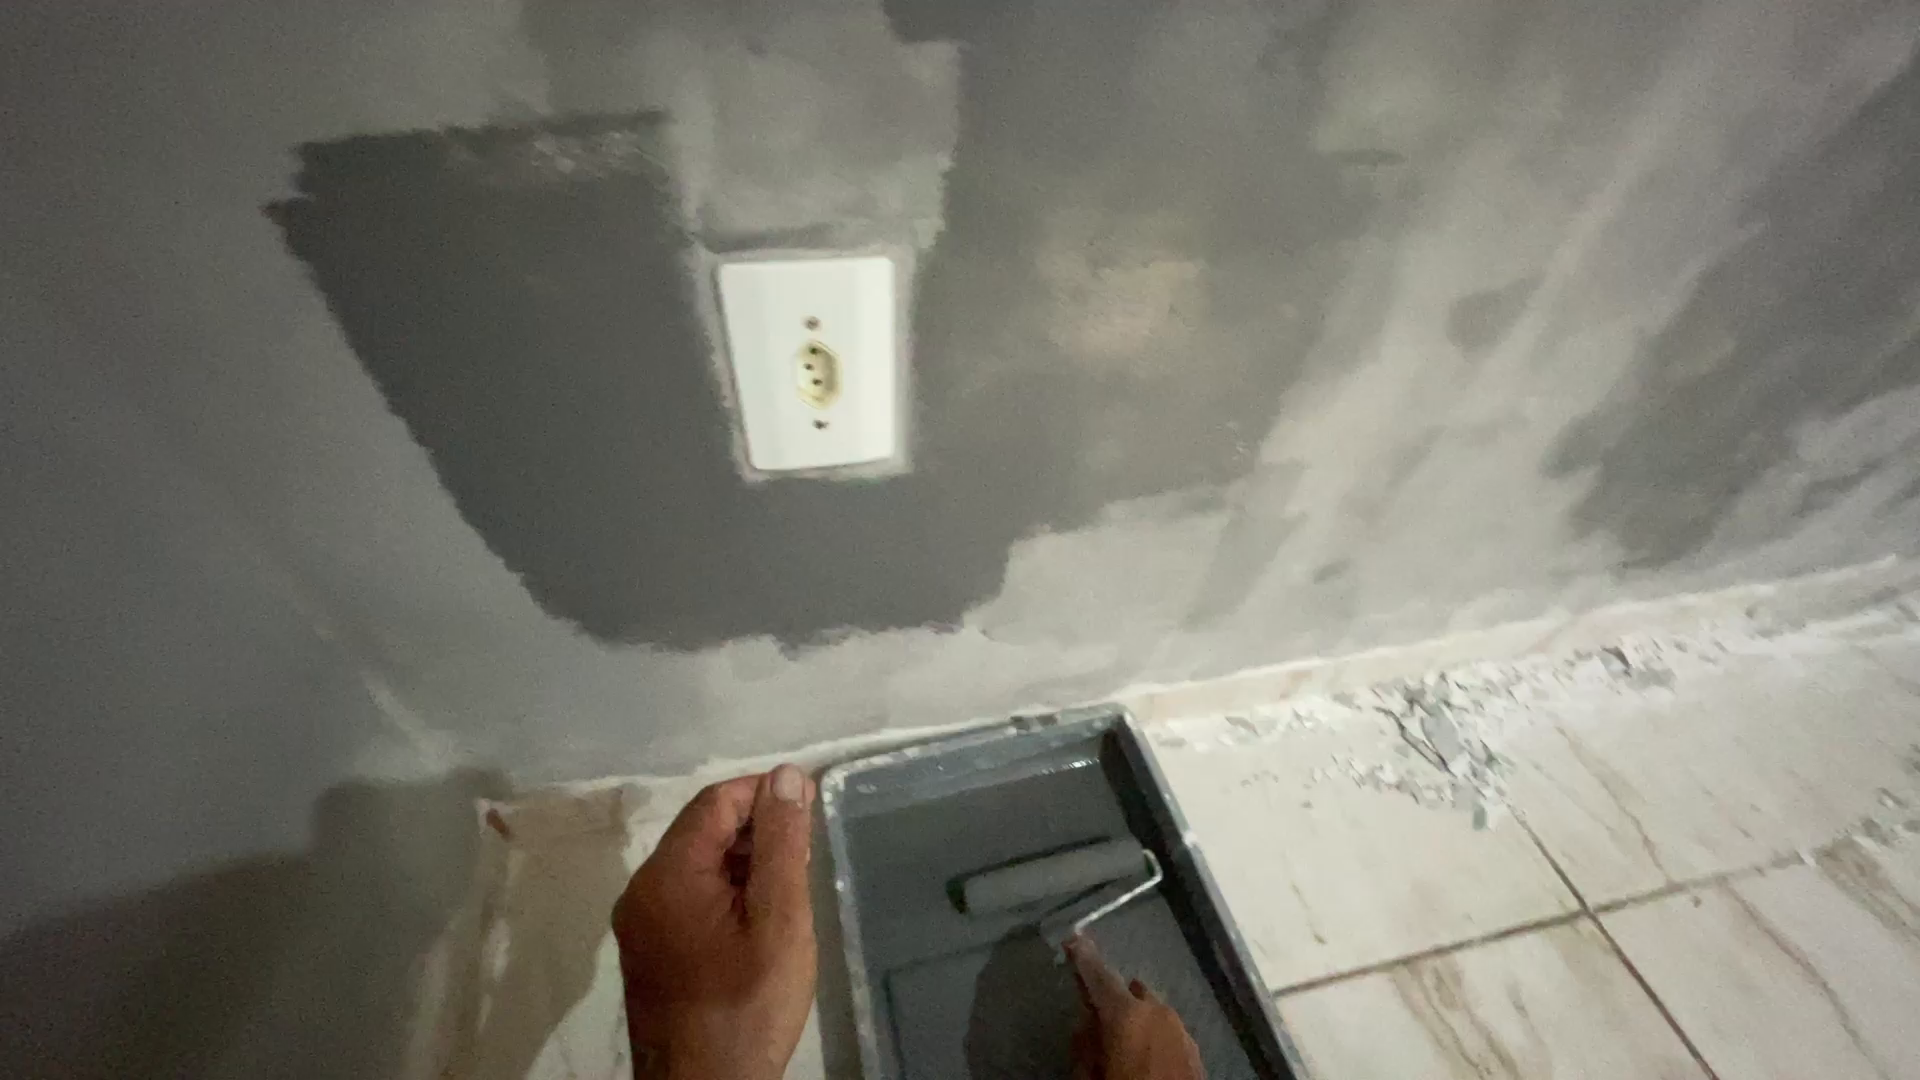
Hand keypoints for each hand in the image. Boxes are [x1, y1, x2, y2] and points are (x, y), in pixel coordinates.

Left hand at [612, 766, 817, 1079]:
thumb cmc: (747, 1008)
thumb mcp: (779, 919)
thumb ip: (782, 842)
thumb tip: (786, 775)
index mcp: (667, 876)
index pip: (717, 801)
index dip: (765, 792)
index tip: (810, 805)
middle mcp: (643, 889)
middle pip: (705, 827)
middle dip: (758, 826)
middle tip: (805, 852)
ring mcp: (642, 919)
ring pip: (700, 858)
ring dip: (746, 856)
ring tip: (790, 882)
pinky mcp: (651, 944)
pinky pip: (691, 890)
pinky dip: (729, 885)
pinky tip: (761, 911)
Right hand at [1065, 936, 1204, 1079]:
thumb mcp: (1090, 1079)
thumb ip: (1085, 1045)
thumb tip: (1087, 1022)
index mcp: (1126, 1013)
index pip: (1098, 973)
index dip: (1082, 955)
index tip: (1072, 938)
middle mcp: (1155, 1010)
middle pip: (1126, 990)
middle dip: (1110, 997)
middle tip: (1094, 1014)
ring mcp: (1179, 1028)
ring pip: (1149, 1008)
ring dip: (1134, 1016)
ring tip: (1120, 1039)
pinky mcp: (1194, 1049)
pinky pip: (1166, 1029)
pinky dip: (1152, 1032)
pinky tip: (1144, 1054)